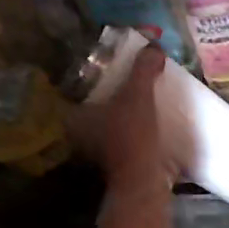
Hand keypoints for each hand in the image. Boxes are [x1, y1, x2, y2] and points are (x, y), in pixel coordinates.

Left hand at [70, 46, 169, 193]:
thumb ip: (143, 69)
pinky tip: (150, 124)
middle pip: (97, 108)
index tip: (116, 71)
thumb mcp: (138, 95)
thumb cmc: (131, 135)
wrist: (144, 181)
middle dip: (114, 98)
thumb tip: (154, 46)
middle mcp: (79, 137)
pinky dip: (133, 132)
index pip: (80, 90)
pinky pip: (123, 141)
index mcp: (74, 117)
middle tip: (134, 83)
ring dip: (125, 116)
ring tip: (145, 102)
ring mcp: (96, 155)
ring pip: (110, 126)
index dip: (97, 79)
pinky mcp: (116, 166)